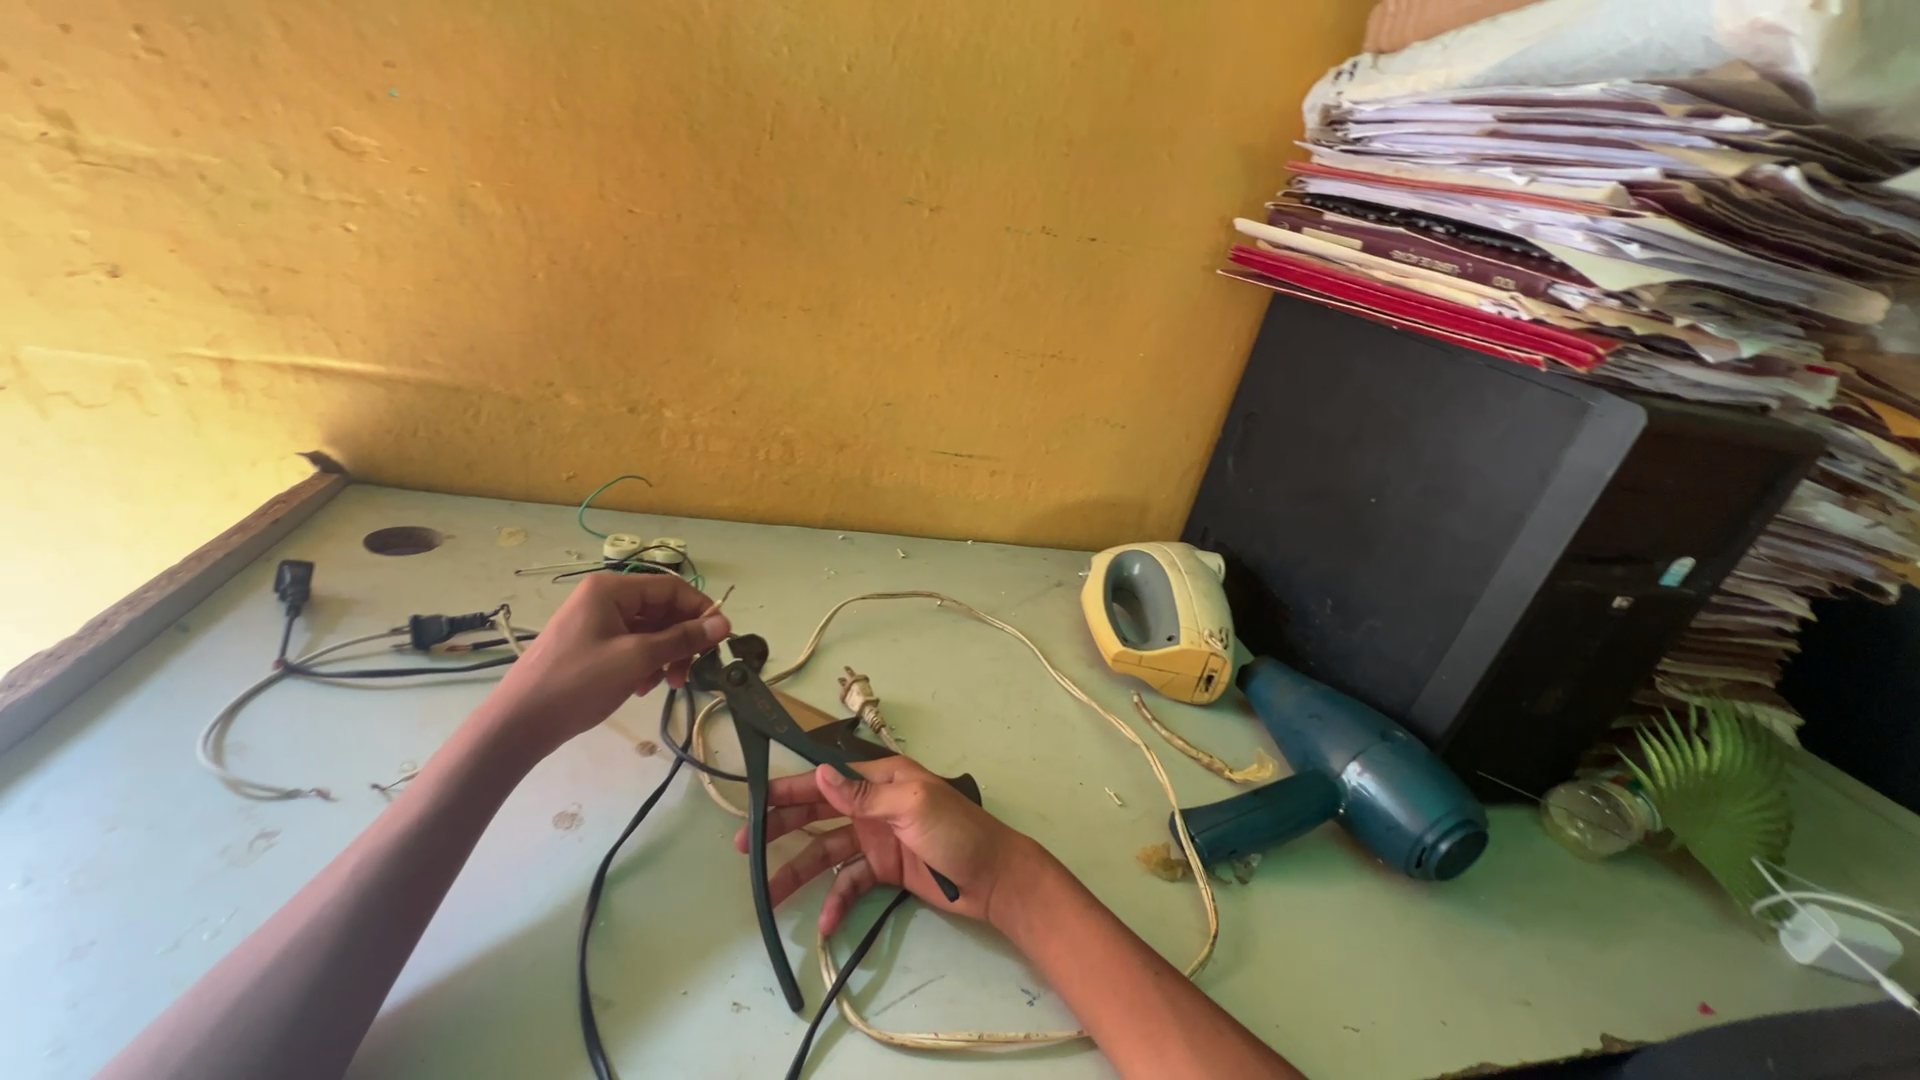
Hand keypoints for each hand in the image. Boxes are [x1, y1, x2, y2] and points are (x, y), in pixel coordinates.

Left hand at [480, 574, 729, 756]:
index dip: (700, 611)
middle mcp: (604, 598)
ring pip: (650, 631)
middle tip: (688, 672)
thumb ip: (683, 638)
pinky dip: (645, 664)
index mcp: (611, 589)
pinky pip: (633, 646)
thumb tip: (724, 623)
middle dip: (681, 640)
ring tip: (665, 684)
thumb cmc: (578, 682)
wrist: (520, 723)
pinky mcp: (592, 645)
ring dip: (665, 656)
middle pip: (662, 610)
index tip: (719, 640)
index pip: (672, 588)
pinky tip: (642, 687)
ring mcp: (596, 622)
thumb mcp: (637, 658)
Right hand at [736, 756, 1046, 935]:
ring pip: (827, 852)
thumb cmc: (956, 831)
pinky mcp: (885, 870)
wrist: (995, 877)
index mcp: (881, 778)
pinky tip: (824, 922)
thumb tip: (818, 774)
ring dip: (799, 871)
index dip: (789, 788)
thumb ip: (863, 793)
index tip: (754, 800)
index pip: (825, 779)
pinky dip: (836, 900)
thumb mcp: (911, 805)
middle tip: (745, 846)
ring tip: (769, 895)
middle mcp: (874, 804)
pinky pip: (850, 882)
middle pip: (818, 813)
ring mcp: (877, 838)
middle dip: (782, 828)